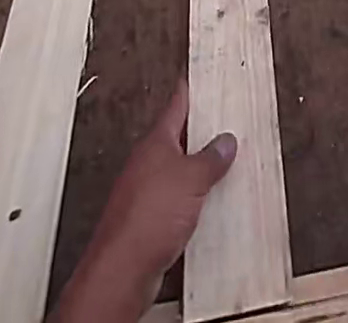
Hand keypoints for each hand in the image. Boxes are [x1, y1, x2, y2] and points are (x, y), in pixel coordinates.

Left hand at [51, 81, 236, 322]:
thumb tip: (225, 142)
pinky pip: (174, 198)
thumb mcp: (192, 179)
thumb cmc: (149, 217)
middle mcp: (147, 162)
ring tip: (221, 163)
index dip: (187, 91)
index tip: (194, 77)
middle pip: (176, 137)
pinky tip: (205, 203)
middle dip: (198, 130)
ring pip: (176, 169)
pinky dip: (191, 196)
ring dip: (196, 166)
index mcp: (156, 143)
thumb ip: (211, 159)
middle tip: (220, 120)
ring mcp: (145, 191)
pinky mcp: (147, 219)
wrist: (122, 270)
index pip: (175, 107)